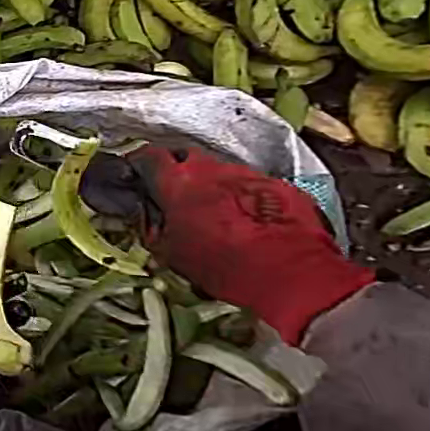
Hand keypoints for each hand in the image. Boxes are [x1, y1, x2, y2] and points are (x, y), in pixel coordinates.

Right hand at [127, 145, 372, 343]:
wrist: (293, 274)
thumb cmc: (220, 263)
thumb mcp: (169, 252)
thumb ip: (154, 227)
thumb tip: (150, 218)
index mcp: (176, 180)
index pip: (147, 156)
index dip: (138, 163)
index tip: (136, 175)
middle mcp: (209, 168)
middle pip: (185, 155)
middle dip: (176, 168)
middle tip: (174, 191)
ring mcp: (246, 173)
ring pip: (219, 170)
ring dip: (212, 183)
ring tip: (214, 209)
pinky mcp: (279, 186)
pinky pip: (251, 185)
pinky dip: (243, 196)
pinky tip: (247, 218)